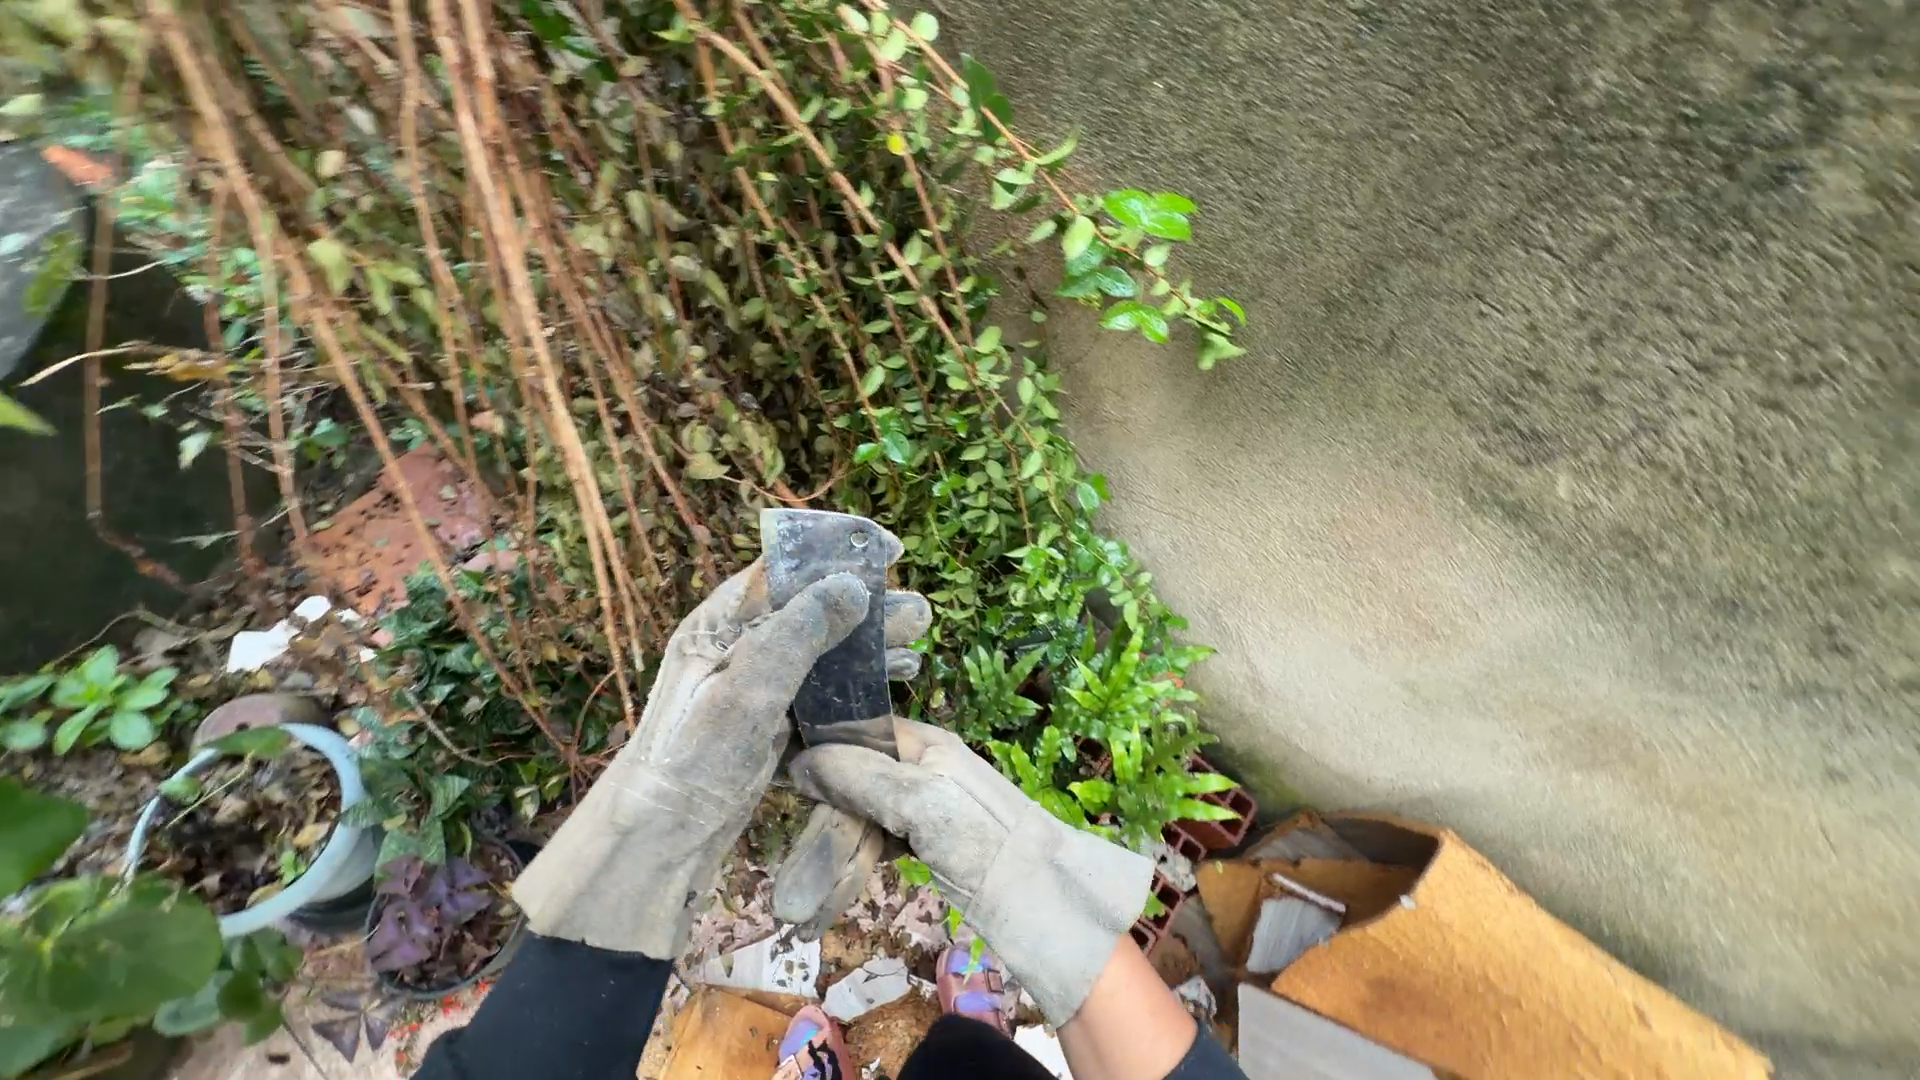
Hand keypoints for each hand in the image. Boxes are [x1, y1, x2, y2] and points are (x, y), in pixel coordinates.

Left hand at [514, 560, 927, 958]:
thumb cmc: (691, 758)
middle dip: (869, 605)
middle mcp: (744, 643)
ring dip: (871, 644)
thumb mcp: (745, 690)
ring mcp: (761, 681)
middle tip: (916, 613)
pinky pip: (825, 687)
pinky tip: (895, 682)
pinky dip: (860, 683)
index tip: (889, 551)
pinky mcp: (775, 716)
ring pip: (826, 648)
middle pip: (816, 607)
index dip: (838, 551)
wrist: (662, 836)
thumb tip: (851, 586)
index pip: (785, 566)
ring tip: (914, 645)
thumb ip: (797, 635)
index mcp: (723, 621)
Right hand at [790, 718, 1152, 1024]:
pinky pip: (880, 839)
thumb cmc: (976, 831)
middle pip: (859, 772)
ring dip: (837, 837)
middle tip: (793, 831)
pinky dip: (858, 856)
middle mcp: (923, 766)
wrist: (1038, 894)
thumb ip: (860, 776)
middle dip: (826, 800)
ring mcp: (925, 807)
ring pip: (865, 810)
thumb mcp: (915, 796)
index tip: (782, 765)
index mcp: (925, 741)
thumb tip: (801, 762)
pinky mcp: (926, 842)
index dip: (824, 743)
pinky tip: (835, 879)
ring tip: (802, 877)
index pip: (861, 728)